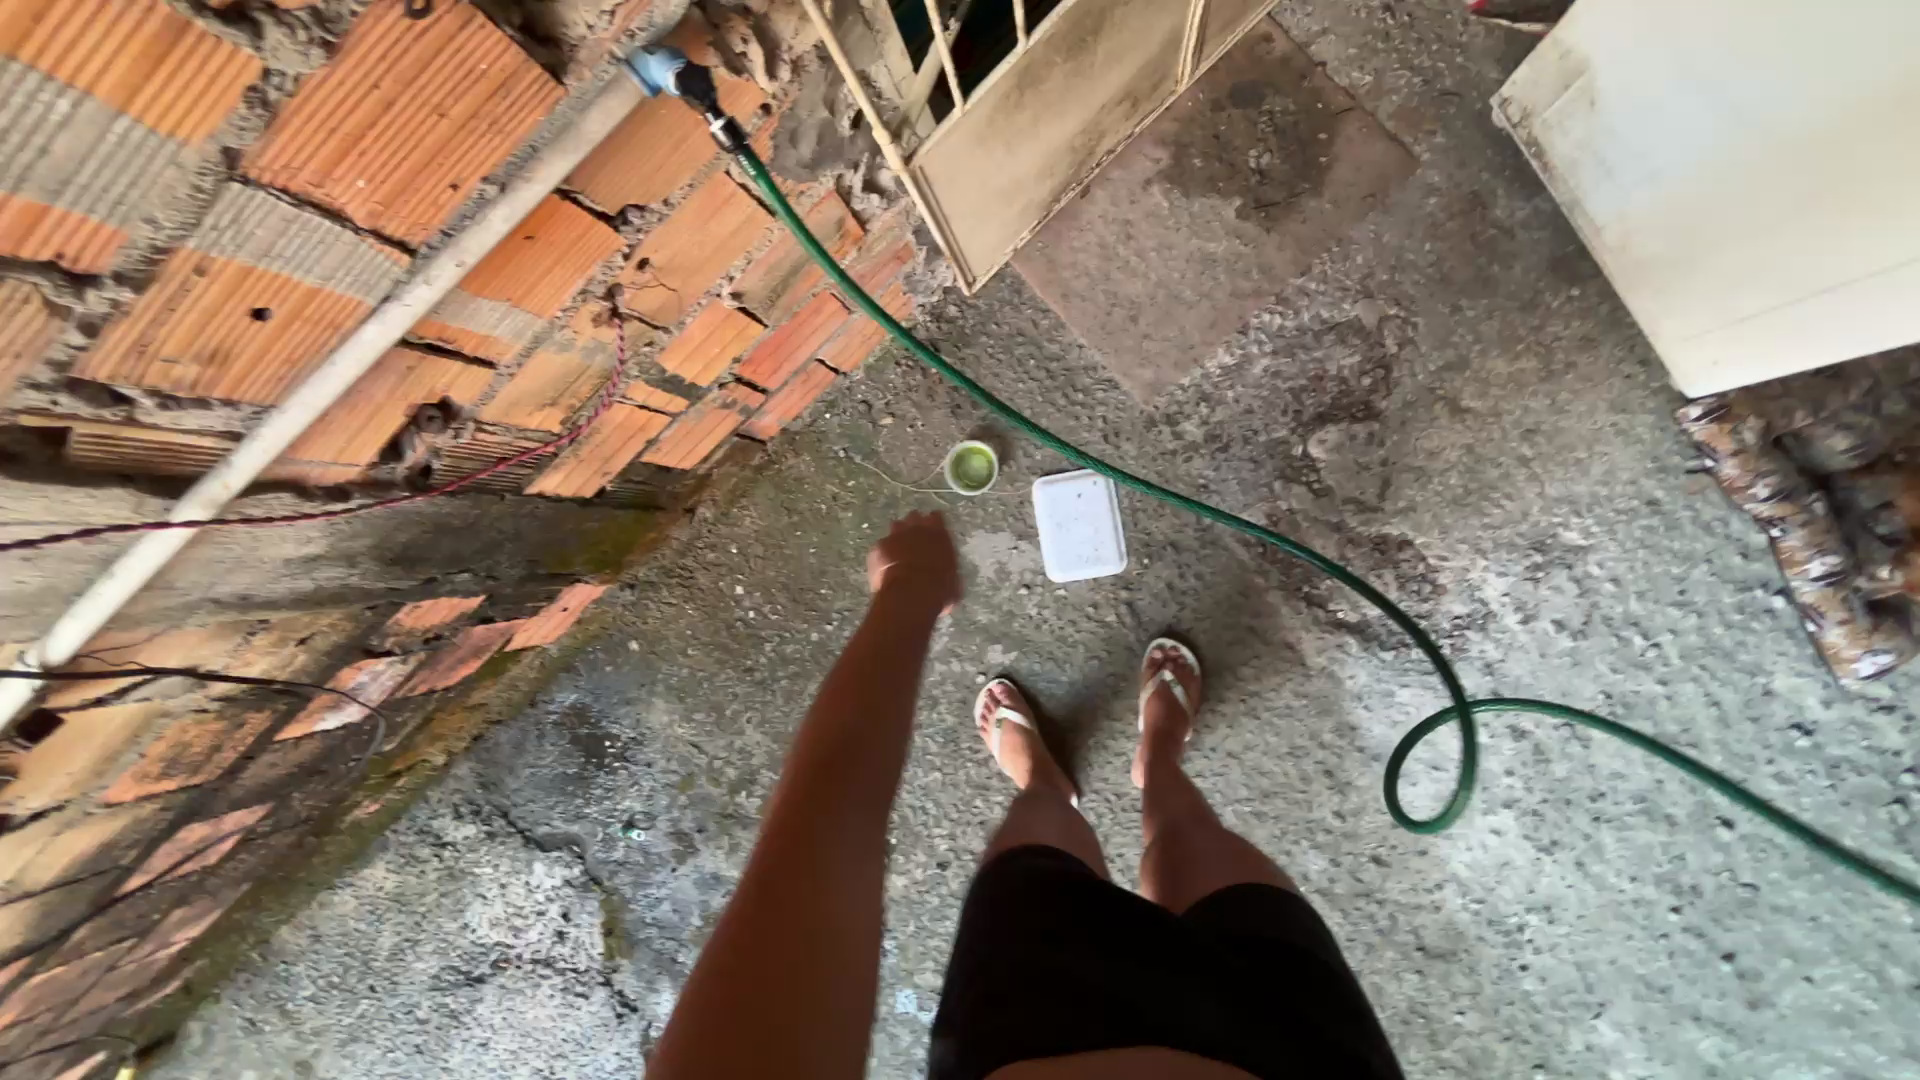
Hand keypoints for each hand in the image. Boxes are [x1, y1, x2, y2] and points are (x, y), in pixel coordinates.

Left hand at [866, 511, 960, 613]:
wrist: (911, 594)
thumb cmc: (939, 588)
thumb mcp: (952, 578)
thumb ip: (947, 566)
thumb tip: (947, 573)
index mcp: (938, 531)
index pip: (936, 517)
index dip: (934, 524)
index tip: (934, 532)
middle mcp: (915, 527)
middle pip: (913, 517)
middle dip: (913, 527)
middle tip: (914, 541)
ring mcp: (894, 535)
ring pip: (895, 528)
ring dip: (897, 537)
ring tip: (898, 553)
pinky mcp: (877, 548)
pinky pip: (880, 547)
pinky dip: (882, 555)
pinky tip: (885, 568)